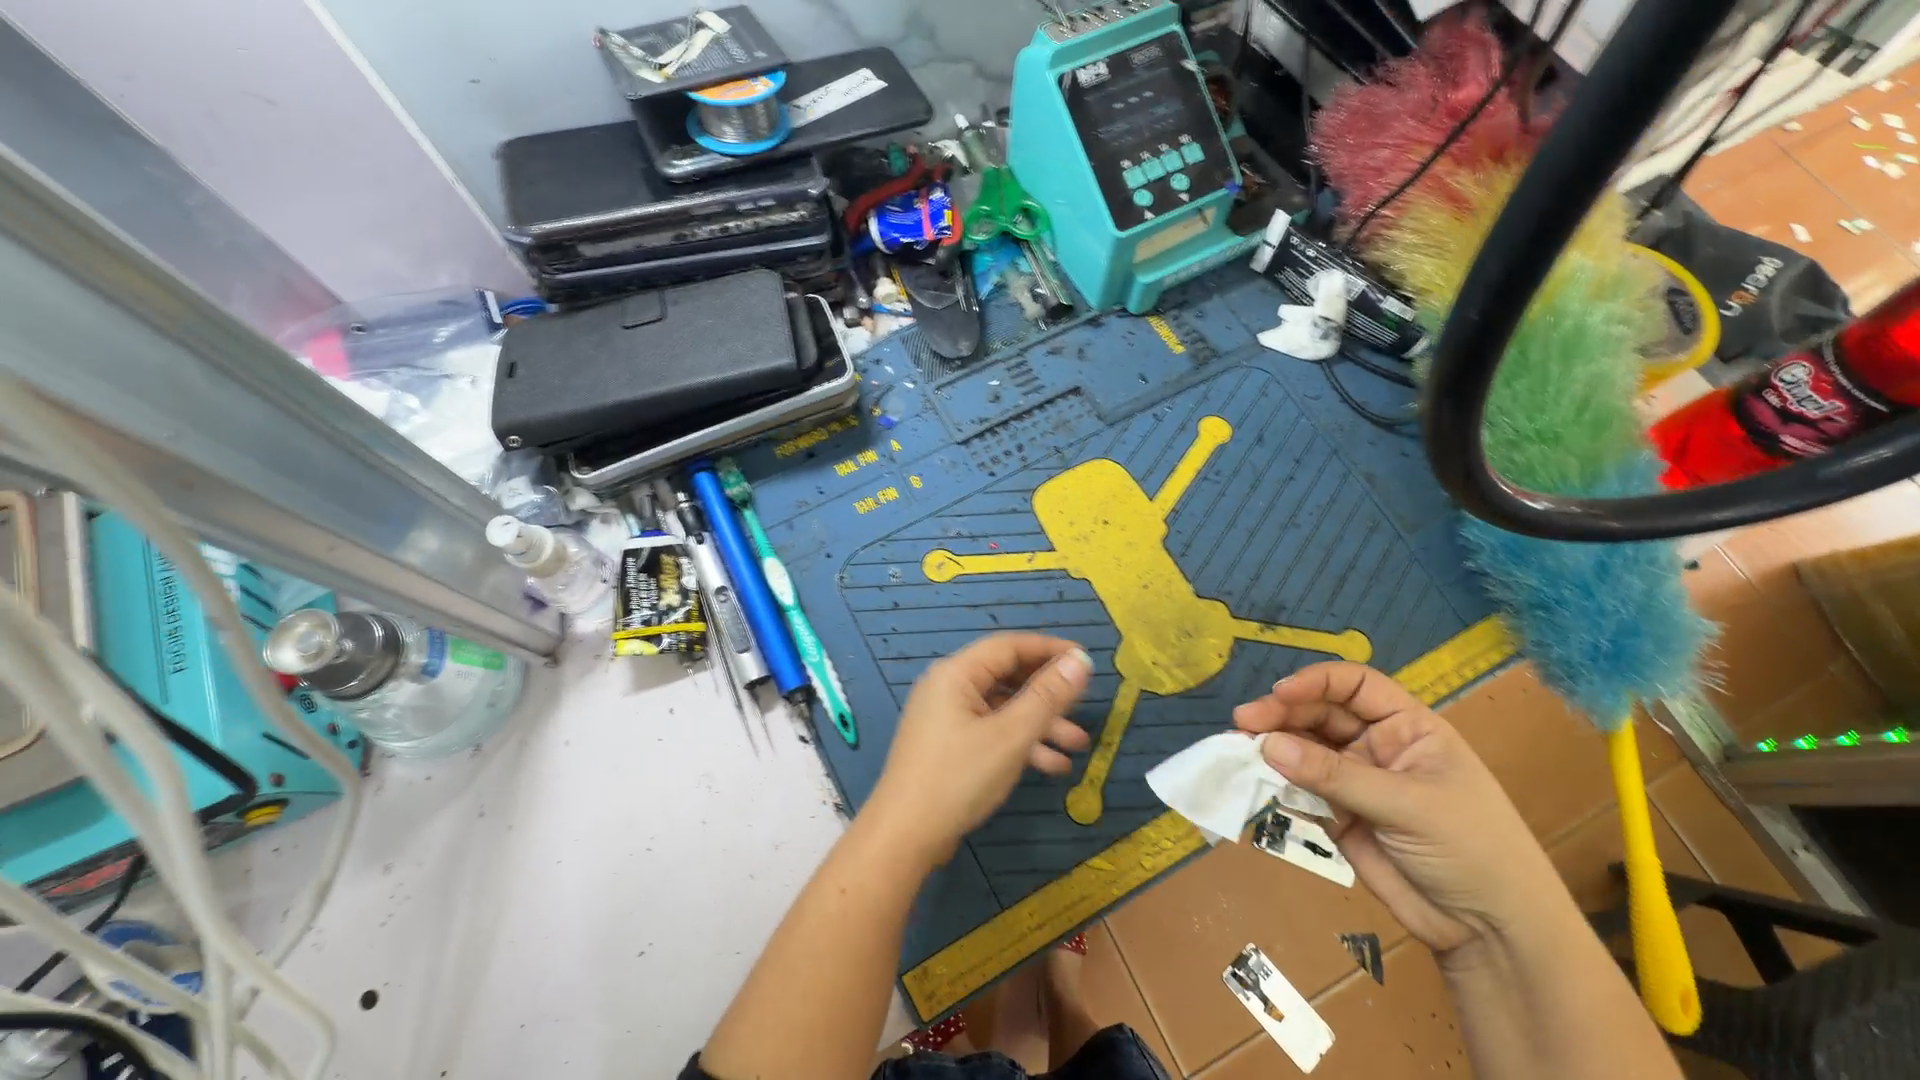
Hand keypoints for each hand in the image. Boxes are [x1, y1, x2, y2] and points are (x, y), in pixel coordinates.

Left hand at [864, 634, 1092, 863]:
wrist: (905, 835)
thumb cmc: (959, 777)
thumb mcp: (1012, 735)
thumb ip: (1048, 696)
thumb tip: (1080, 660)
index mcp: (956, 674)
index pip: (1009, 646)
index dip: (1050, 650)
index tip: (1086, 660)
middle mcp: (948, 688)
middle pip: (1007, 677)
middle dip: (1049, 695)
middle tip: (1085, 707)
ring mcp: (946, 718)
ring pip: (1002, 709)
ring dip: (1040, 724)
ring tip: (1078, 746)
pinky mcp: (948, 746)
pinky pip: (991, 731)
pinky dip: (1020, 743)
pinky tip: (1051, 766)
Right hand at [1233, 663, 1561, 953]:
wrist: (1489, 928)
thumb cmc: (1470, 847)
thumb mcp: (1408, 805)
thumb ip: (1335, 776)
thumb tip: (1268, 745)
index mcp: (1407, 727)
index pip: (1355, 686)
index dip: (1317, 682)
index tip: (1280, 693)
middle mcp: (1377, 747)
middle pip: (1320, 715)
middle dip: (1282, 715)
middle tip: (1243, 724)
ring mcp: (1355, 783)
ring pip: (1303, 752)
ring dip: (1272, 749)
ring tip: (1239, 752)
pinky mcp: (1338, 819)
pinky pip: (1300, 793)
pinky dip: (1275, 787)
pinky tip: (1255, 785)